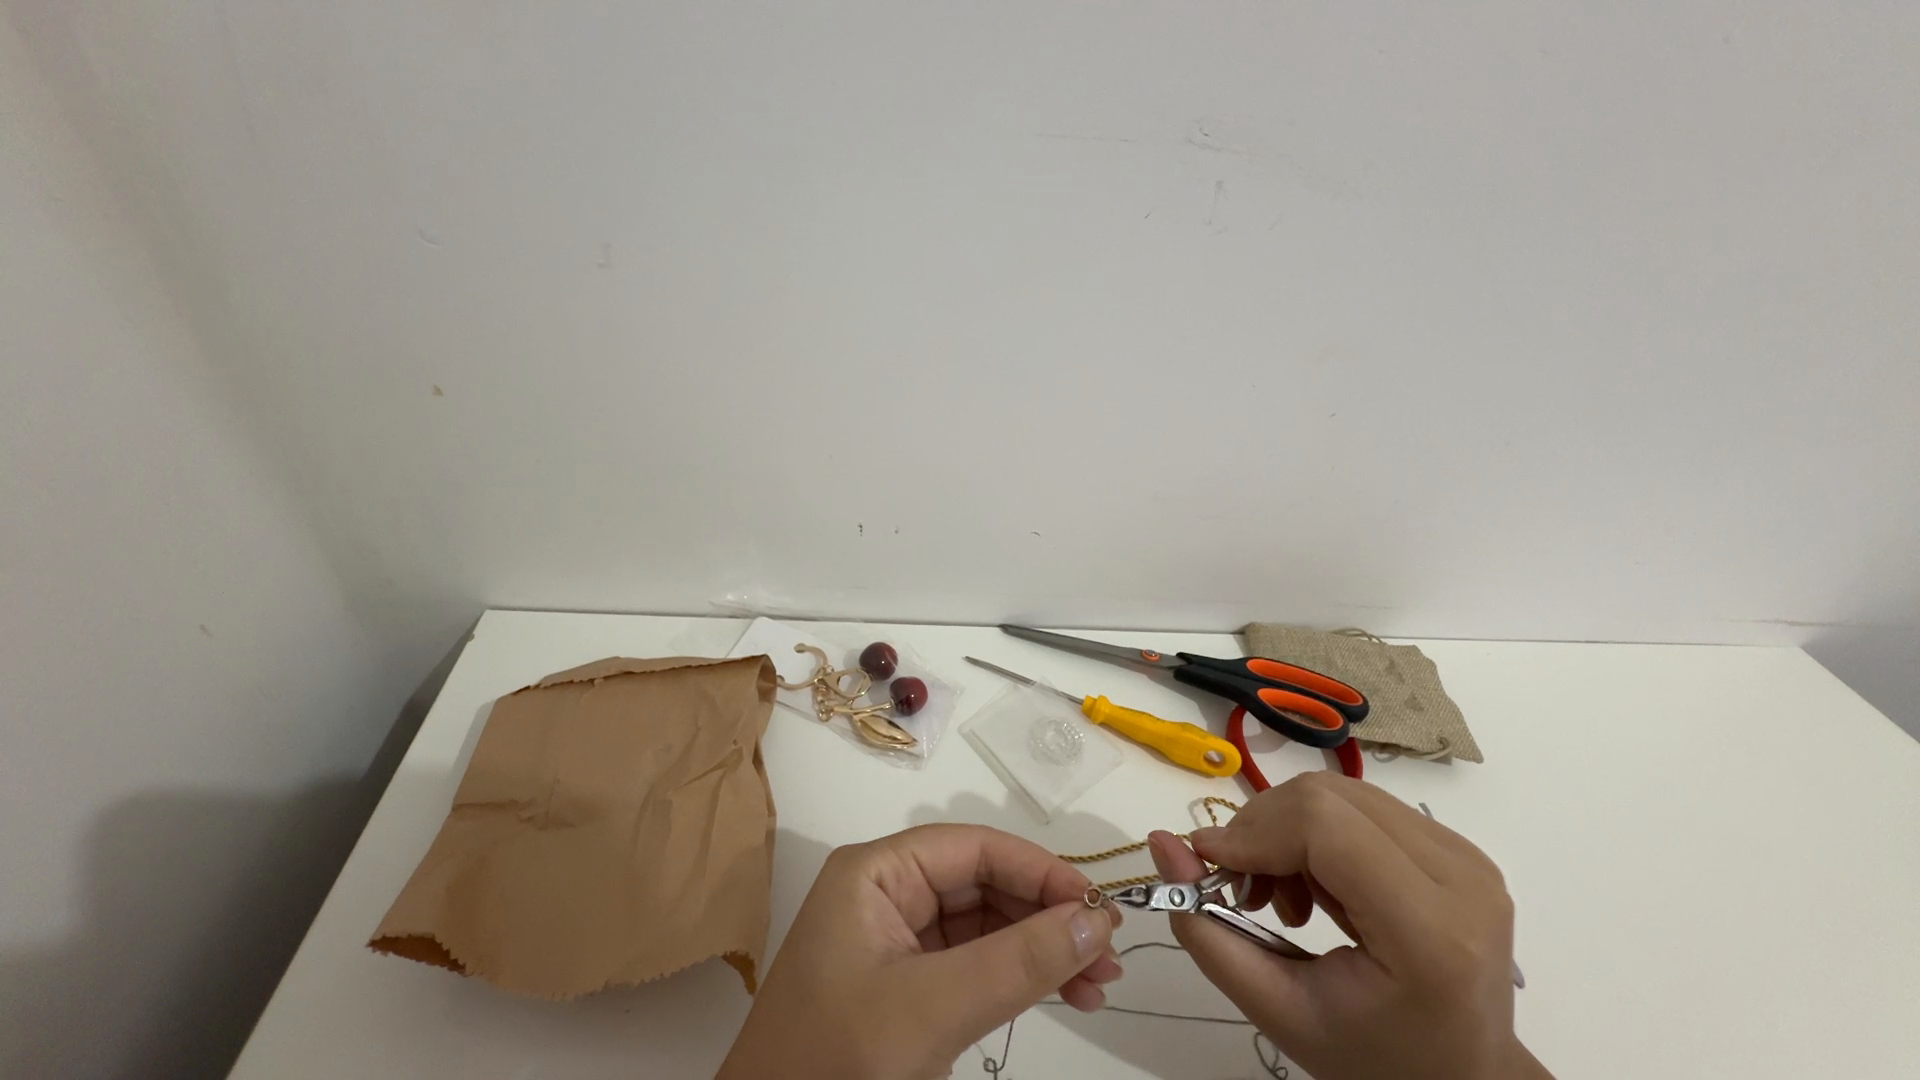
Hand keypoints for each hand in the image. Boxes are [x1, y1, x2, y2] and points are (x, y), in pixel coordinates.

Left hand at [717, 824, 1122, 1079]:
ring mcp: (895, 937)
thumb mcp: (934, 1009)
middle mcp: (886, 892)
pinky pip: (975, 962)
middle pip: (984, 883)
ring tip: (1099, 983)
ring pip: (986, 923)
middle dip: (1048, 916)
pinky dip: (1019, 976)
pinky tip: (1063, 993)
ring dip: (1042, 949)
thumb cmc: (840, 1059)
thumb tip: (1099, 919)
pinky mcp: (905, 981)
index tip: (1100, 907)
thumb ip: (1019, 961)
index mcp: (876, 872)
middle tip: (1108, 956)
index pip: (974, 847)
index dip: (1040, 871)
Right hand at [1148, 773, 1550, 1079]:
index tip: (1208, 866)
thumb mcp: (1276, 1010)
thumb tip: (1161, 843)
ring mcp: (1466, 854)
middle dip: (1260, 830)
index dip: (1252, 833)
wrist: (1464, 1078)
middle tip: (1243, 891)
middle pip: (1325, 798)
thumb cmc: (1371, 1059)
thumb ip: (1206, 930)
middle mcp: (1461, 876)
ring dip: (1284, 829)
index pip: (1325, 828)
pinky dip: (1314, 831)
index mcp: (1432, 933)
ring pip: (1336, 791)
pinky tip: (1315, 884)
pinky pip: (1358, 804)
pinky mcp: (1458, 845)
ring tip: (1281, 893)